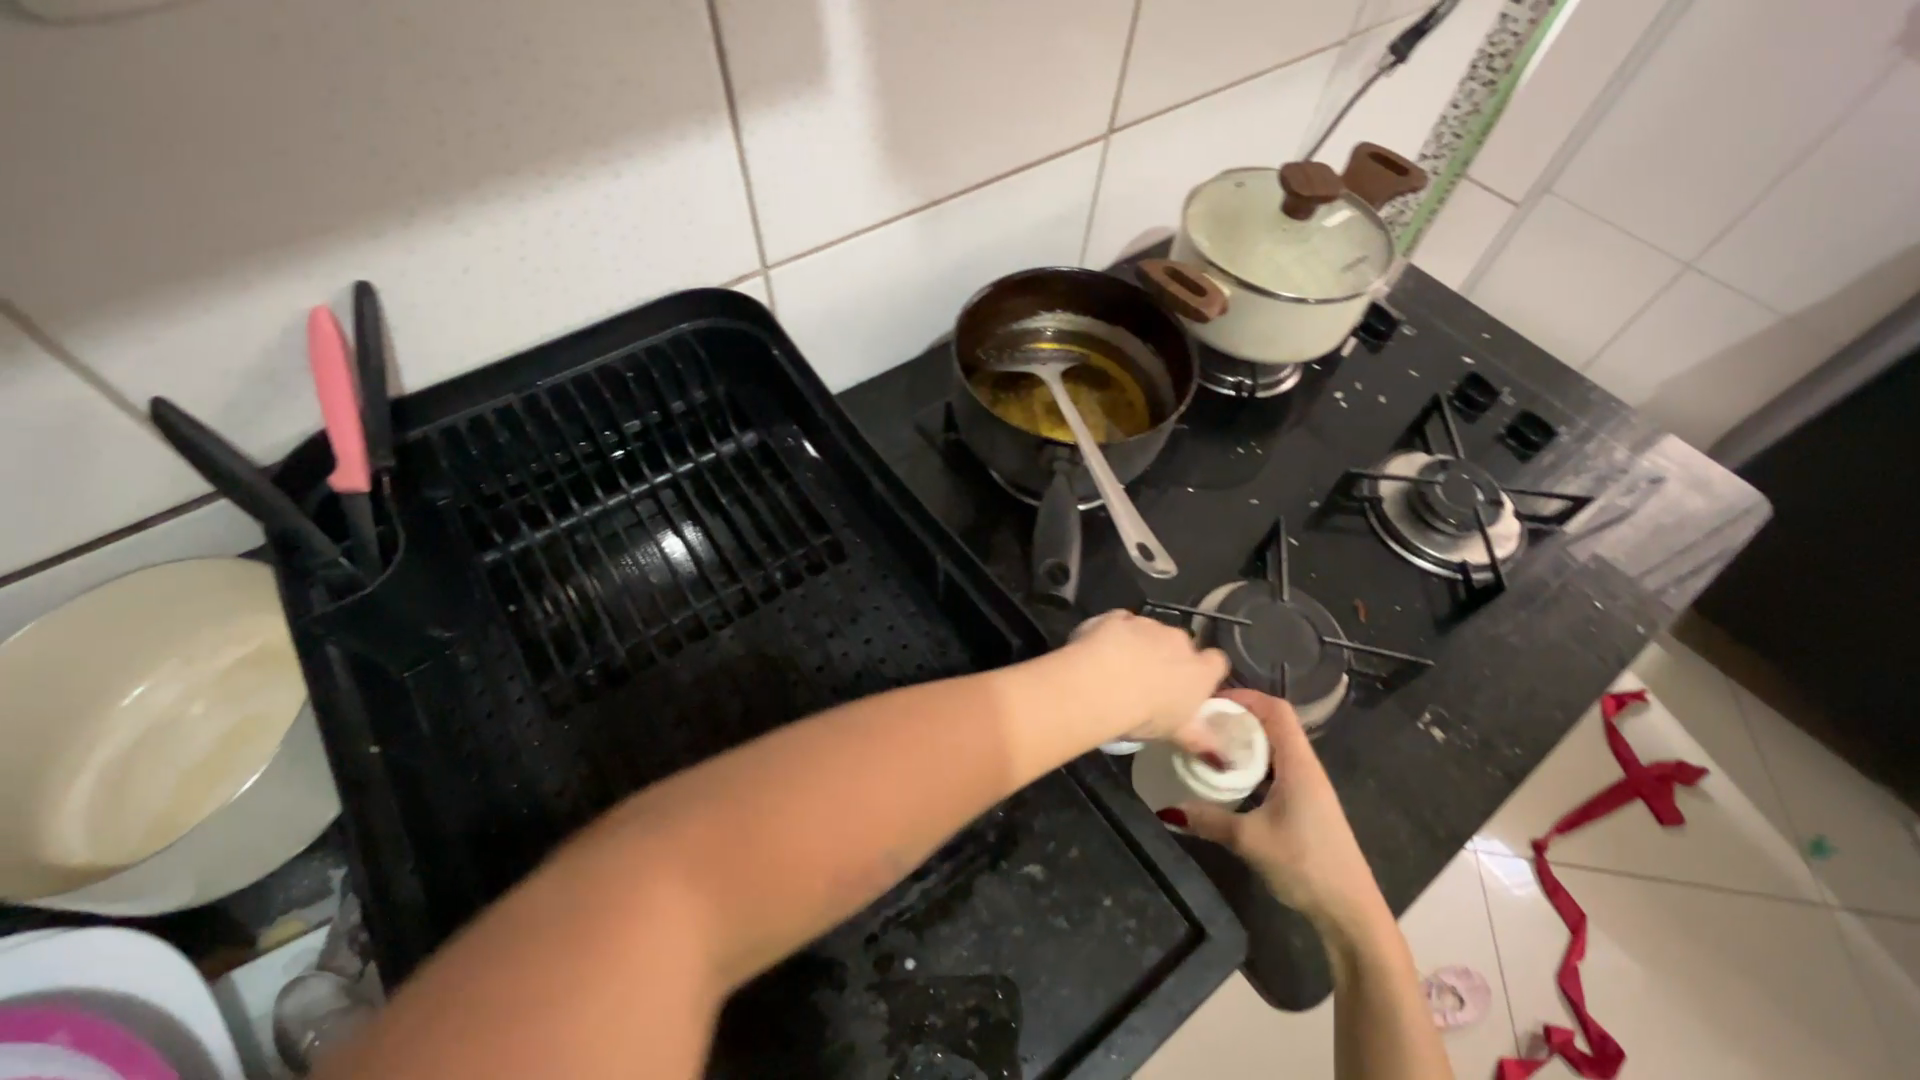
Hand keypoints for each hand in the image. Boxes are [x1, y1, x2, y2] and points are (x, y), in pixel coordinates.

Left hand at [1063, 610, 1228, 749]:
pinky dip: (1113, 632)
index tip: (1189, 685)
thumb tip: (1222, 757)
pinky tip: (1099, 651)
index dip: (1204, 671)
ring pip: (1149, 631)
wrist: (1102, 685)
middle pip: (1181, 645)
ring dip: (1139, 644)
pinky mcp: (1117, 617)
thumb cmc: (1146, 715)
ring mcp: (1148, 625)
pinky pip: (1120, 621)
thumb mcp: (1175, 734)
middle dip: (1168, 657)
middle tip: (1148, 682)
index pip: (1217, 662)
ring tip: (1118, 668)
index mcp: (1200, 671)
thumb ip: (1199, 739)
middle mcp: (1179, 641)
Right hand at [1170, 690, 1387, 934]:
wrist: (1350, 909)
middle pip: (1272, 725)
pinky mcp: (1304, 806)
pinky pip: (1275, 771)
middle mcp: (1305, 768)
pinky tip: (1227, 783)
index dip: (1244, 697)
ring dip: (1243, 744)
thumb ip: (1209, 820)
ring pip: (1273, 749)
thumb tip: (1167, 810)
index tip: (1208, 702)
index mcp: (1298, 764)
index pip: (1275, 709)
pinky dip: (1251, 767)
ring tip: (1206, 748)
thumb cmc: (1305, 864)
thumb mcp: (1249, 841)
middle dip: (1236, 719)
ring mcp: (1307, 787)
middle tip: (1198, 725)